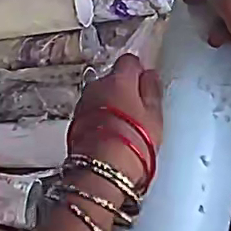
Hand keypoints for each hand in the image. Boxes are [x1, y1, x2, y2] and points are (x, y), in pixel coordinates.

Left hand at [67, 54, 162, 188]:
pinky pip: (91, 112)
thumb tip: (150, 76)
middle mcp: (96, 86)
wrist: (102, 169)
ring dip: (110, 105)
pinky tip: (112, 134)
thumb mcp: (155, 115)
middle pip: (112, 78)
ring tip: (125, 127)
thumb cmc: (132, 143)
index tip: (146, 82)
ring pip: (100, 95)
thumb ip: (152, 90)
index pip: (129, 61)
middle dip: (123, 89)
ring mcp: (83, 103)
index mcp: (119, 79)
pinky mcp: (75, 120)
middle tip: (138, 110)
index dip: (139, 71)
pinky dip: (100, 118)